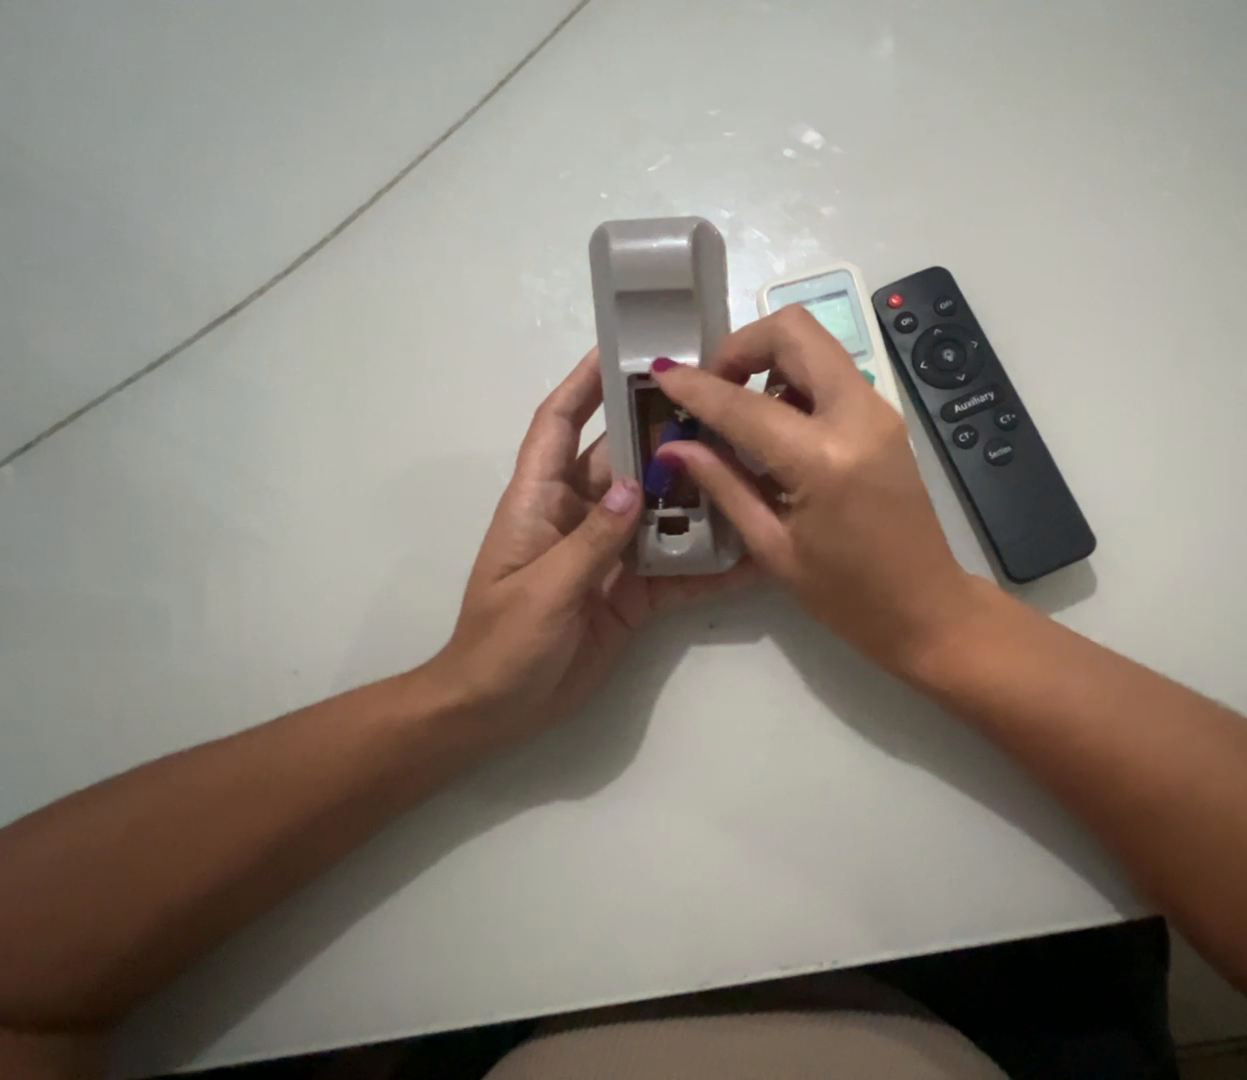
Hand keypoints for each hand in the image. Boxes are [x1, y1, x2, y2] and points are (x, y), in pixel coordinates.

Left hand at [418, 350, 755, 739]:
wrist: (497, 710)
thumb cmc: (500, 644)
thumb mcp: (544, 590)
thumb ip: (593, 540)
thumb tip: (638, 486)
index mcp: (540, 502)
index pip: (558, 426)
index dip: (584, 384)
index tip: (622, 351)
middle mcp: (580, 516)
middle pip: (624, 460)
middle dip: (663, 432)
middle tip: (718, 404)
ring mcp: (610, 554)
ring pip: (659, 511)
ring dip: (696, 495)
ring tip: (748, 470)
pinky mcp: (633, 592)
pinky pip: (676, 570)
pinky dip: (709, 565)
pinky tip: (749, 556)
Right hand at [648, 307, 972, 670]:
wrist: (927, 607)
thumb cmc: (848, 596)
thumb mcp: (774, 548)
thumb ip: (724, 485)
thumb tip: (674, 446)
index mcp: (823, 459)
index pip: (743, 403)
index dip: (695, 387)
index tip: (661, 376)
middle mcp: (857, 417)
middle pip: (793, 331)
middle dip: (741, 346)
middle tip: (714, 389)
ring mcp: (879, 412)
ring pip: (816, 345)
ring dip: (770, 360)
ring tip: (741, 411)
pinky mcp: (886, 419)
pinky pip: (833, 373)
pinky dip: (796, 379)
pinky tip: (776, 426)